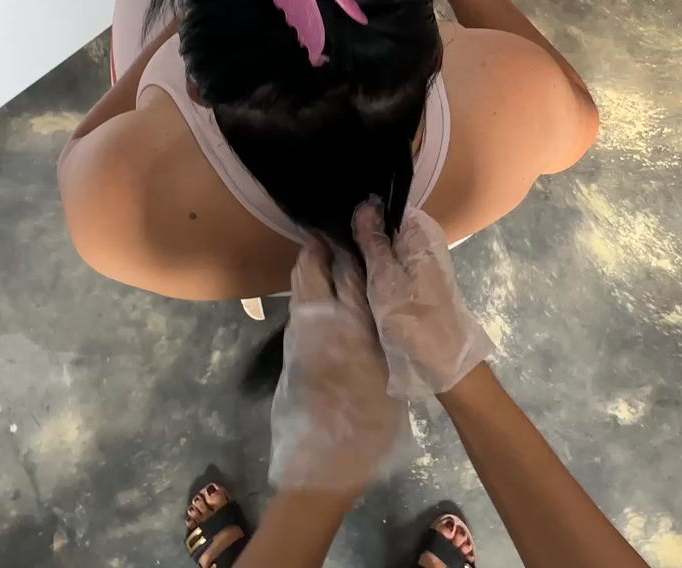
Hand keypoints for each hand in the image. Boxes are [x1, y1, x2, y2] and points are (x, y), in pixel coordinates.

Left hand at [269, 239, 404, 491]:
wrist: (323, 461)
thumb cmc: (369, 417)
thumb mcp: (391, 369)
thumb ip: (385, 326)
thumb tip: (385, 294)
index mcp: (348, 319)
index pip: (347, 265)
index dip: (351, 240)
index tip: (360, 220)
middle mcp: (318, 317)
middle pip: (310, 265)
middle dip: (319, 244)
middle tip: (337, 231)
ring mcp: (298, 330)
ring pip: (300, 283)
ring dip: (311, 264)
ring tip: (330, 254)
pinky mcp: (290, 346)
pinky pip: (298, 302)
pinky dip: (307, 287)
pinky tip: (324, 292)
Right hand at [354, 202, 494, 397]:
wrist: (440, 363)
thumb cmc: (412, 317)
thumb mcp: (384, 276)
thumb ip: (373, 239)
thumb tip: (364, 204)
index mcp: (421, 232)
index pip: (390, 205)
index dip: (366, 208)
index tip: (339, 212)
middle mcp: (423, 240)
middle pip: (388, 224)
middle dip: (364, 229)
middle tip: (331, 232)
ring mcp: (420, 261)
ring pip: (387, 244)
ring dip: (367, 248)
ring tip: (337, 246)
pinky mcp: (415, 280)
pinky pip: (391, 261)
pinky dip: (375, 263)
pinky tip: (354, 267)